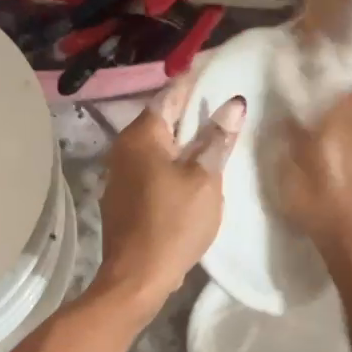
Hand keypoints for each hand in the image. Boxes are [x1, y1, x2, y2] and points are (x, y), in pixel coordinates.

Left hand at [92, 74, 245, 316]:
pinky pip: (149, 170)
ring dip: (180, 142)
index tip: (218, 74)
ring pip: (154, 148)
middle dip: (188, 113)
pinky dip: (169, 165)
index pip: (169, 95)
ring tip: (212, 139)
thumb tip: (233, 103)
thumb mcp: (204, 179)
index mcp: (141, 136)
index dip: (194, 83)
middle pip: (159, 121)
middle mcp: (122, 149)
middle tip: (222, 107)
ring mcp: (118, 176)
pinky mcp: (121, 199)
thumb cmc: (173, 224)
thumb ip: (216, 139)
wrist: (136, 278)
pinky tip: (190, 173)